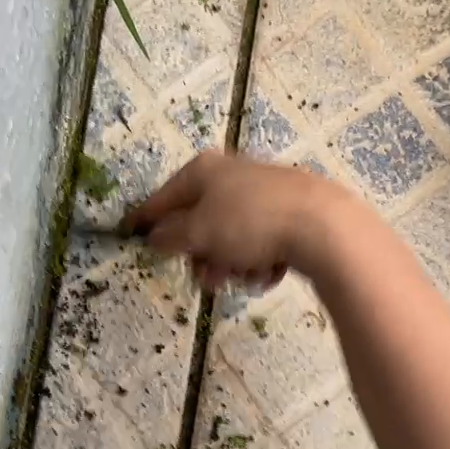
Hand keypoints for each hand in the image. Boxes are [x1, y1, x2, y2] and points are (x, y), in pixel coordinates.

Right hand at [123, 150, 362, 291]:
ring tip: (243, 278)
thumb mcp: (199, 232)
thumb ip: (170, 237)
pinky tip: (269, 272)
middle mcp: (231, 176)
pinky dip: (258, 263)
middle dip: (201, 256)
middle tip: (208, 277)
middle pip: (199, 224)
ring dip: (230, 265)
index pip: (162, 198)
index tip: (127, 234)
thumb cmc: (249, 223)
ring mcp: (261, 194)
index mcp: (203, 171)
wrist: (322, 226)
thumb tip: (154, 237)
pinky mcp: (287, 215)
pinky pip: (258, 245)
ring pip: (229, 240)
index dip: (144, 219)